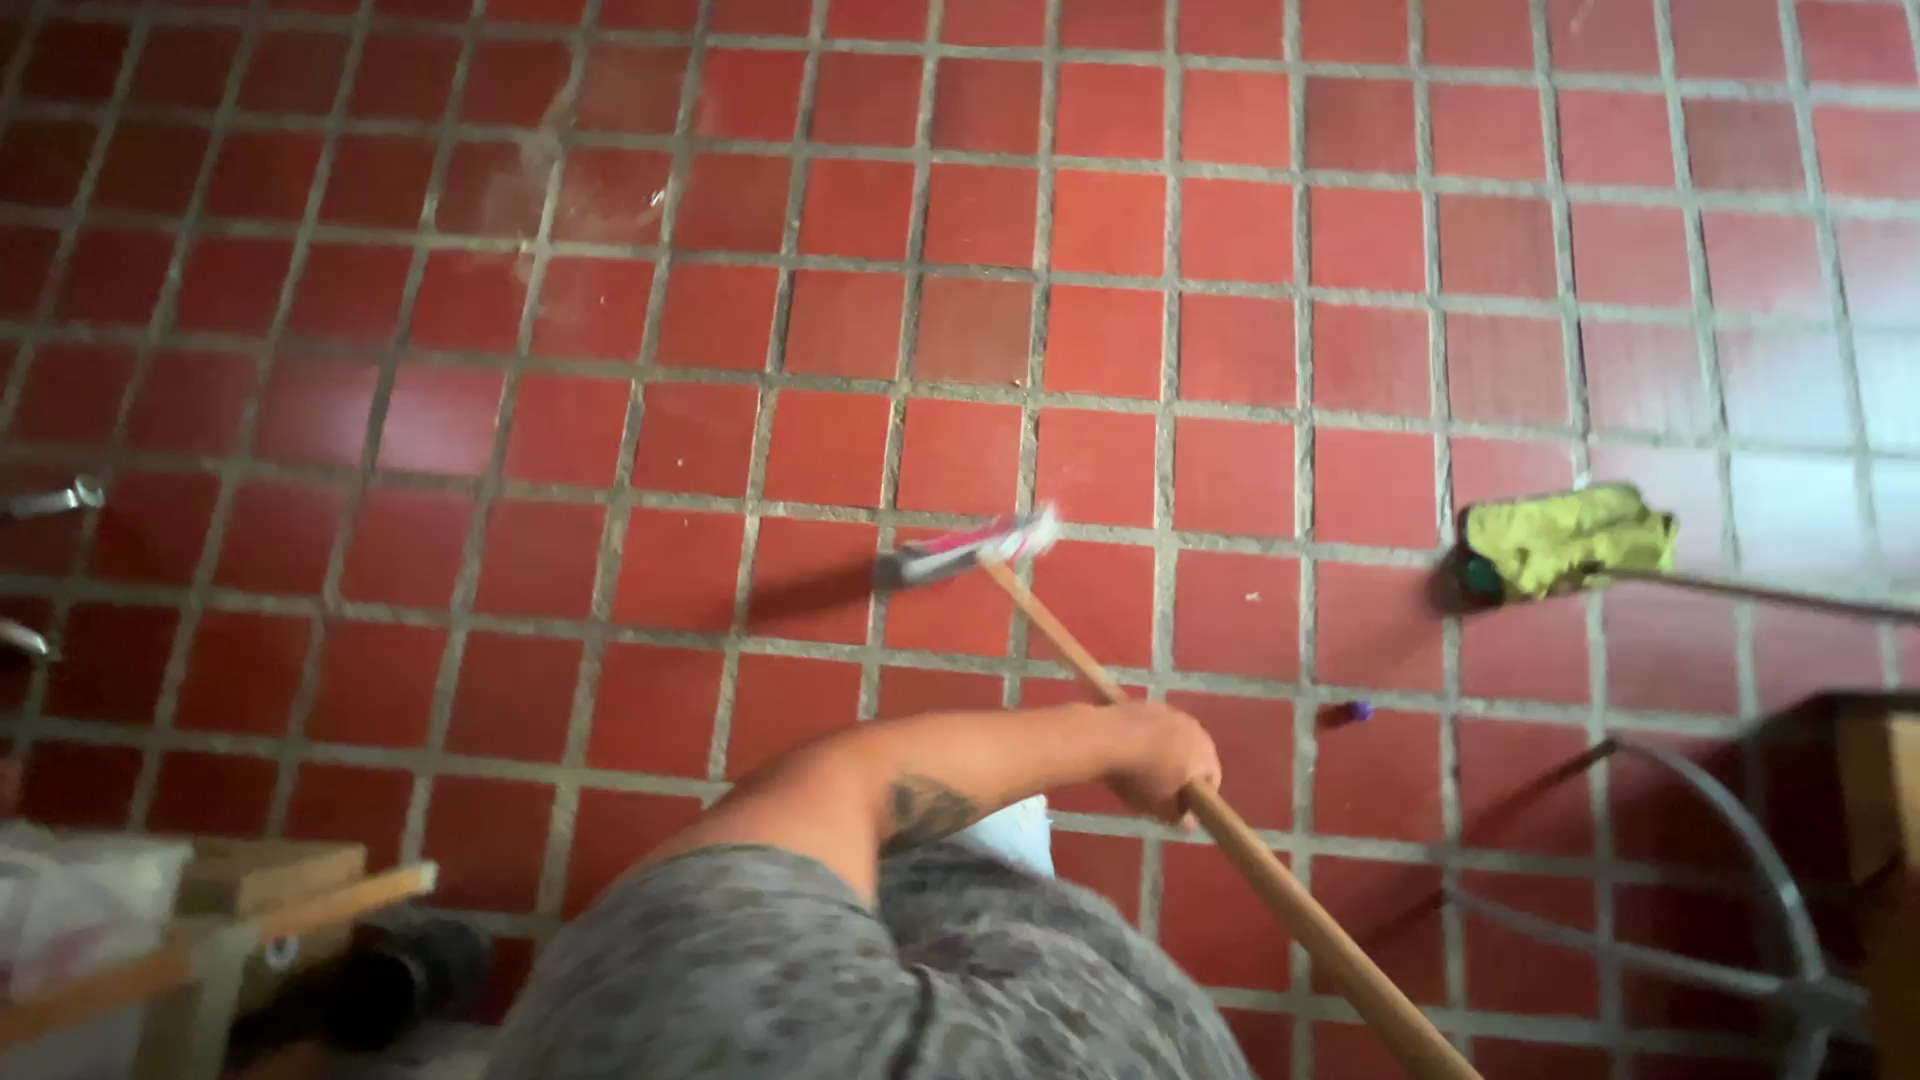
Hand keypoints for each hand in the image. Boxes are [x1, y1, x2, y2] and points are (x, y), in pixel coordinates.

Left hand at [1101, 702, 1220, 828]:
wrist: (1105, 738)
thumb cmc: (1141, 777)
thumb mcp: (1161, 808)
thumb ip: (1179, 817)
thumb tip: (1189, 822)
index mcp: (1206, 753)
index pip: (1211, 781)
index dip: (1196, 799)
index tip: (1177, 810)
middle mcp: (1194, 727)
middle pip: (1193, 755)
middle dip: (1180, 772)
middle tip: (1158, 790)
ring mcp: (1168, 710)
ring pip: (1172, 738)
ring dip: (1162, 752)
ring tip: (1139, 768)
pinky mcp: (1145, 702)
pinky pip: (1151, 726)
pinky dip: (1144, 737)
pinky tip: (1127, 748)